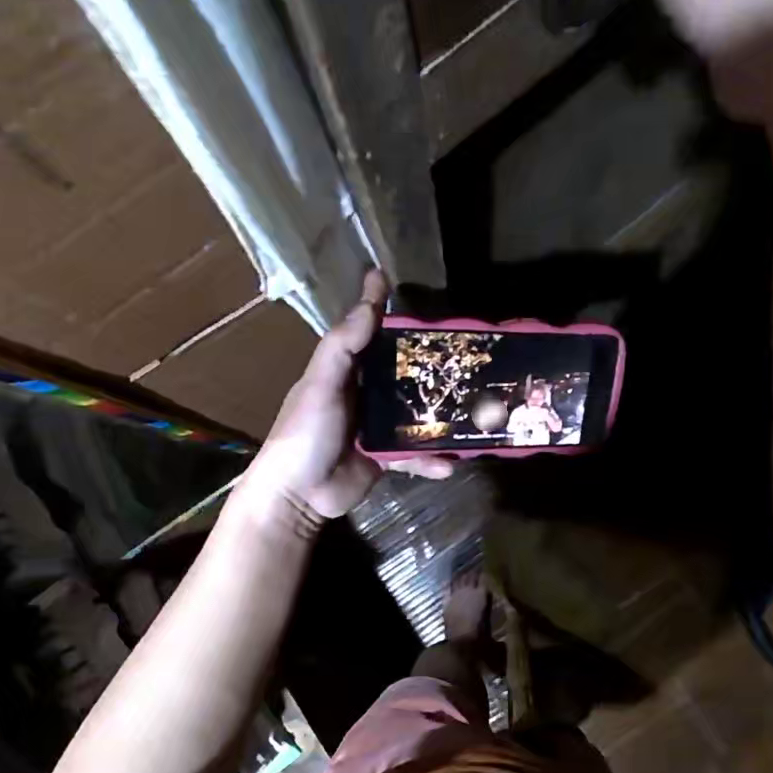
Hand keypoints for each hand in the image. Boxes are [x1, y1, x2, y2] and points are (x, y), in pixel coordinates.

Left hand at [236, 272, 452, 535]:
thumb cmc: (304, 433)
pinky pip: (415, 454)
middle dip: (430, 365)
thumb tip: (369, 304)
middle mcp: (363, 394)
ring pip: (416, 413)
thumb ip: (343, 348)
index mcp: (344, 372)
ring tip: (474, 413)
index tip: (389, 277)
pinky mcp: (385, 458)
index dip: (376, 307)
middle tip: (465, 354)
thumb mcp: (320, 386)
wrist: (297, 496)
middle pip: (401, 371)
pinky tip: (450, 464)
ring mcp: (376, 427)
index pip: (364, 332)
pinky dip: (431, 460)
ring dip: (442, 416)